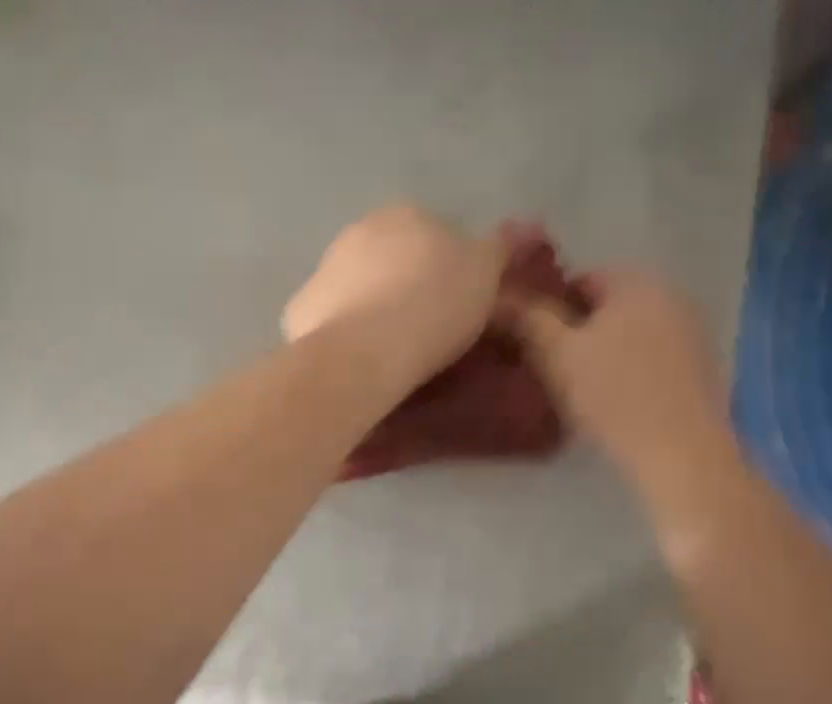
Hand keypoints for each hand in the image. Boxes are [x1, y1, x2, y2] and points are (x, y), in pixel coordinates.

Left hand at [283, 203, 507, 383]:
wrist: (366, 351)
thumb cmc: (434, 304)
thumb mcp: (485, 272)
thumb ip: (504, 246)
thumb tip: (532, 226)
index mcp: (406, 213)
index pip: (435, 233)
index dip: (451, 268)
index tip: (459, 304)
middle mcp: (358, 230)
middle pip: (392, 258)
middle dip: (407, 284)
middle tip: (429, 329)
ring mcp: (323, 268)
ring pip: (357, 287)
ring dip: (372, 308)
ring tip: (393, 351)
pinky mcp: (300, 310)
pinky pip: (330, 320)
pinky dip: (342, 334)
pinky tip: (357, 362)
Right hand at [512, 268, 733, 471]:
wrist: (681, 450)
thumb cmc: (613, 396)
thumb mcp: (557, 355)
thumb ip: (529, 318)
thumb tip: (504, 296)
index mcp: (636, 280)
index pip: (580, 279)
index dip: (551, 310)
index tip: (536, 344)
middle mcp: (671, 293)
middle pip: (610, 305)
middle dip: (581, 331)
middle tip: (555, 369)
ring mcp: (694, 329)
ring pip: (634, 332)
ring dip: (609, 351)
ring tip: (585, 389)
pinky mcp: (705, 365)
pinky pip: (656, 356)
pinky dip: (636, 369)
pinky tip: (622, 401)